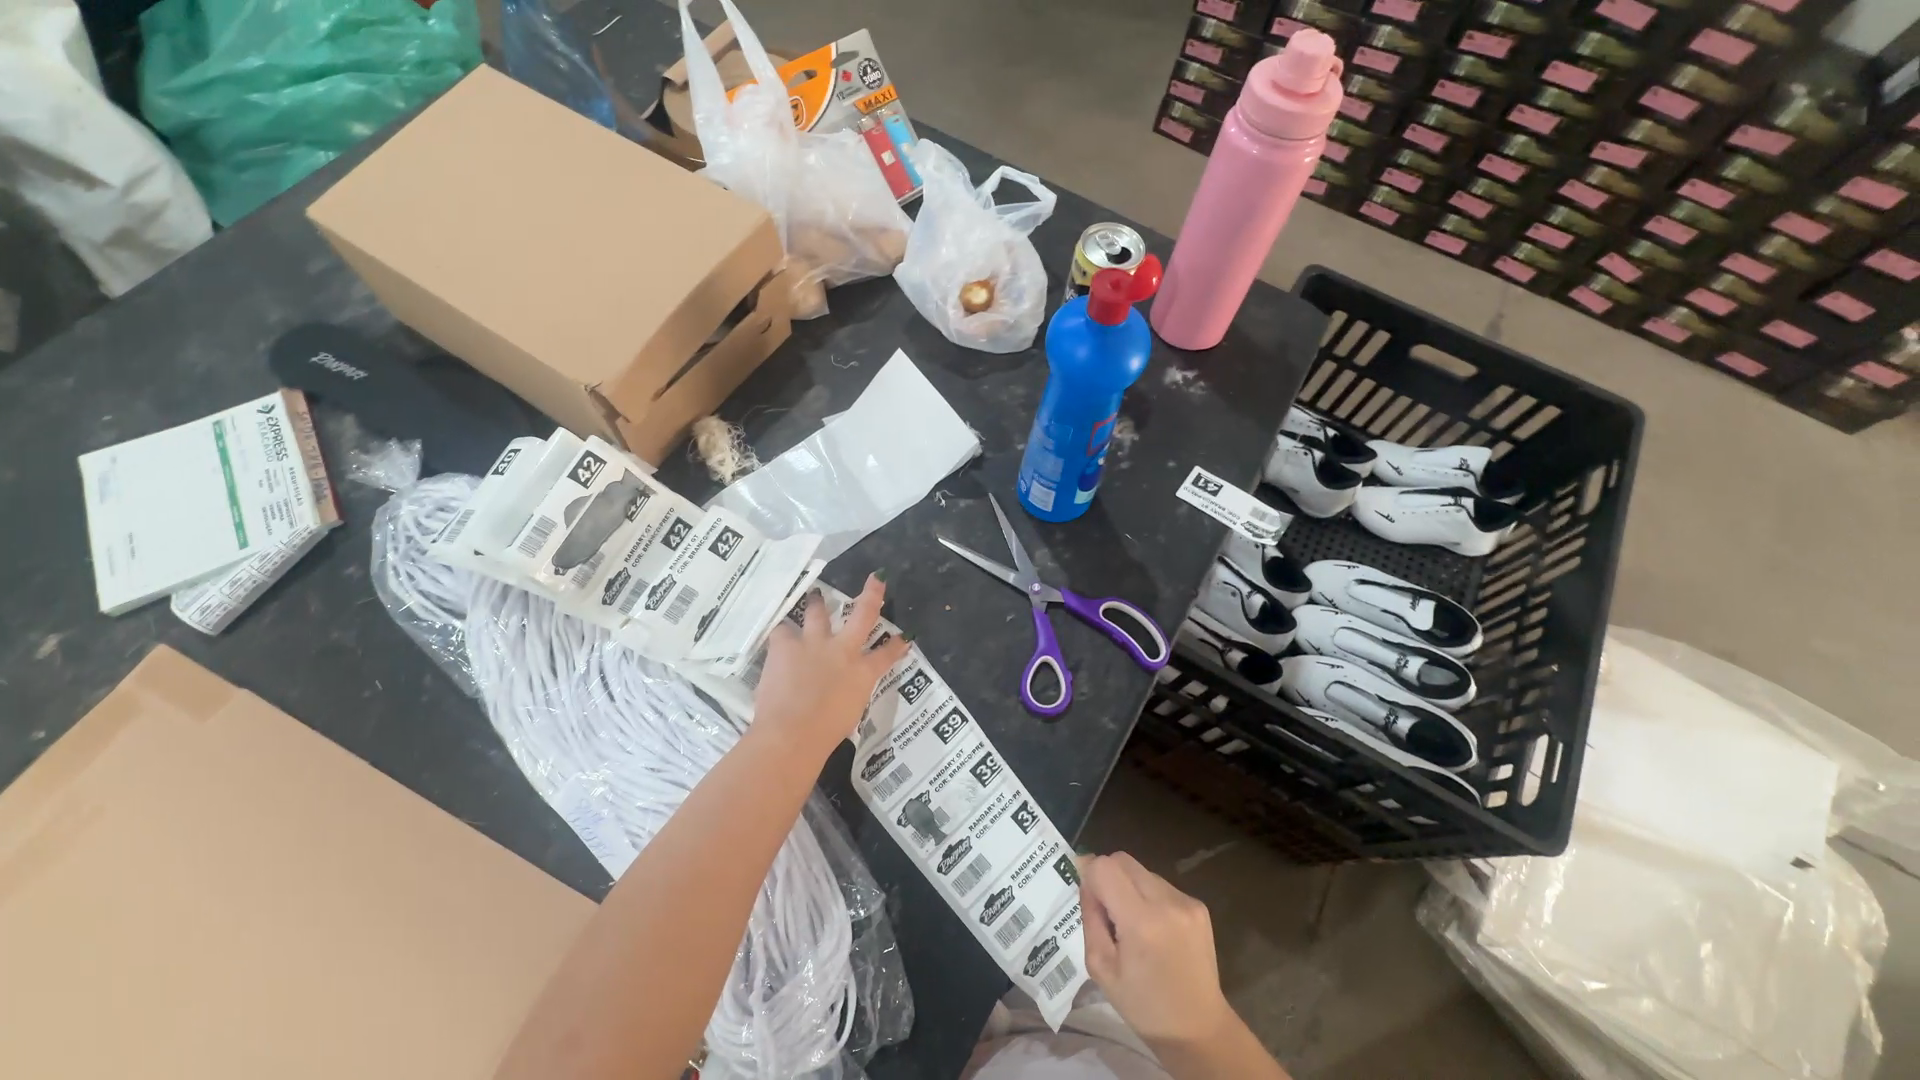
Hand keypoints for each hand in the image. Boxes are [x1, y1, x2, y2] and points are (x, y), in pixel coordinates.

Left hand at [751, 575, 909, 760]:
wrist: (793, 732)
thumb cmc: (825, 734)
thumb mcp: (851, 715)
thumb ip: (849, 695)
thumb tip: (843, 691)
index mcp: (863, 674)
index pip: (886, 655)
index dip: (897, 645)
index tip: (904, 636)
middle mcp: (843, 651)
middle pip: (863, 616)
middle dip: (872, 595)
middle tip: (875, 579)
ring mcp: (814, 644)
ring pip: (819, 614)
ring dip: (819, 603)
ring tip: (816, 596)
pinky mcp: (786, 645)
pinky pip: (782, 630)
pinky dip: (782, 633)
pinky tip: (778, 634)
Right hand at [1080, 852, 1234, 1047]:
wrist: (1197, 1028)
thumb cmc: (1142, 1005)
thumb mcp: (1100, 968)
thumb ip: (1091, 918)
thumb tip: (1086, 881)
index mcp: (1141, 922)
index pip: (1104, 867)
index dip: (1090, 877)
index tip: (1089, 900)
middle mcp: (1167, 902)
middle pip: (1123, 860)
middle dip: (1107, 877)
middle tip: (1107, 912)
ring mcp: (1187, 902)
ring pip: (1142, 871)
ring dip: (1129, 887)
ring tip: (1132, 925)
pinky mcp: (1199, 906)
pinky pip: (1161, 885)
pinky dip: (1149, 897)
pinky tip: (1154, 929)